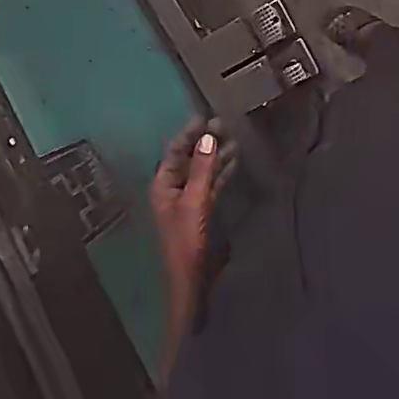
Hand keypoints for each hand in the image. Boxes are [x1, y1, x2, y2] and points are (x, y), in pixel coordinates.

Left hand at [150, 117, 231, 309]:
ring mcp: (188, 199)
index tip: (207, 117)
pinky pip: (212, 183)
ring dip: (217, 155)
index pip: (175, 151)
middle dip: (206, 142)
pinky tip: (235, 161)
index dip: (190, 133)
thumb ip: (203, 169)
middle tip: (226, 124)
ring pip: (203, 170)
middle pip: (190, 158)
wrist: (191, 281)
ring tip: (235, 138)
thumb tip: (208, 137)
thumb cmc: (187, 241)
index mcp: (163, 185)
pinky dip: (222, 172)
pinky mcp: (202, 210)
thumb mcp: (195, 202)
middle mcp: (173, 188)